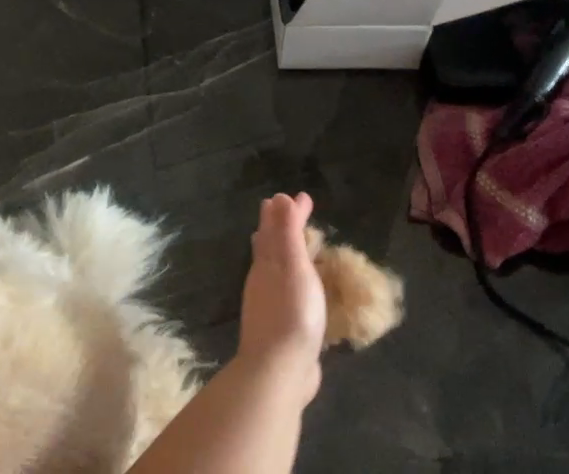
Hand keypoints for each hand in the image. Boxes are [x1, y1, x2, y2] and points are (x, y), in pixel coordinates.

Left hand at [236, 193, 326, 401]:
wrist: (279, 371)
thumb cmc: (291, 312)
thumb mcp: (293, 266)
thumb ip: (287, 232)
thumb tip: (279, 197)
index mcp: (267, 263)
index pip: (276, 228)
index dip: (289, 212)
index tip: (303, 197)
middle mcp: (264, 280)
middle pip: (270, 246)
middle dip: (281, 228)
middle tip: (289, 211)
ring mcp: (270, 306)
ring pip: (276, 270)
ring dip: (286, 254)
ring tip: (295, 247)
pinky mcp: (281, 329)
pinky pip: (288, 294)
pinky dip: (295, 282)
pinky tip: (303, 292)